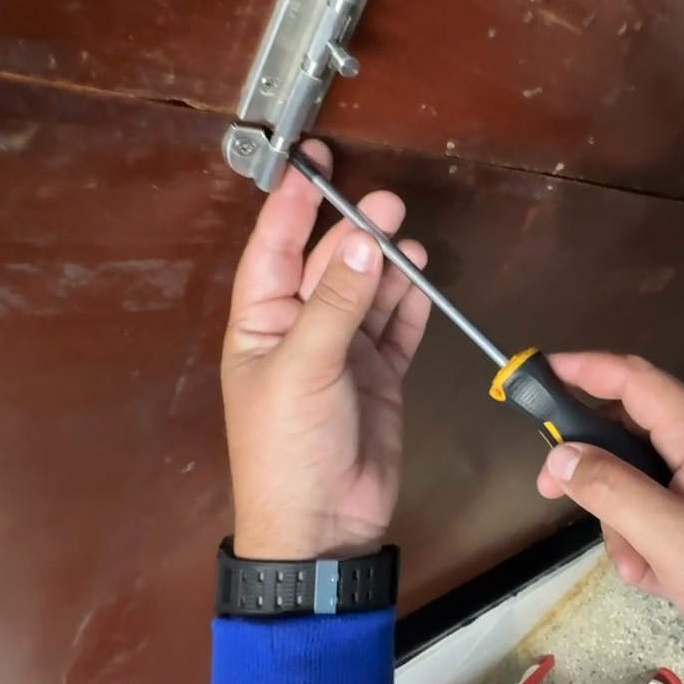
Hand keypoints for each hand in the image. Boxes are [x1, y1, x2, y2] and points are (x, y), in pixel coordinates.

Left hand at [222, 140, 430, 559]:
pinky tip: (421, 282)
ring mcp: (345, 355)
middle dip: (355, 235)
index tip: (313, 163)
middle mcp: (302, 333)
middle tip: (387, 204)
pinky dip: (410, 307)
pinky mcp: (381, 377)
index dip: (292, 206)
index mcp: (261, 325)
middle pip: (331, 269)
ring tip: (410, 238)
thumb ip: (338, 306)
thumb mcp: (304, 368)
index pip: (276, 251)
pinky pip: (398, 331)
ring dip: (388, 268)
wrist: (323, 519)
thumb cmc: (289, 446)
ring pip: (369, 297)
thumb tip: (366, 245)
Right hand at [533, 353, 683, 670]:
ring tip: (639, 568)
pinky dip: (646, 539)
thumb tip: (561, 455)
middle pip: (631, 432)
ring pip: (639, 478)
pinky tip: (657, 576)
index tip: (539, 373)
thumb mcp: (669, 539)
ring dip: (623, 521)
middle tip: (550, 493)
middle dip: (595, 468)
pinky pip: (659, 508)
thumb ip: (612, 490)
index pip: (638, 381)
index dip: (586, 369)